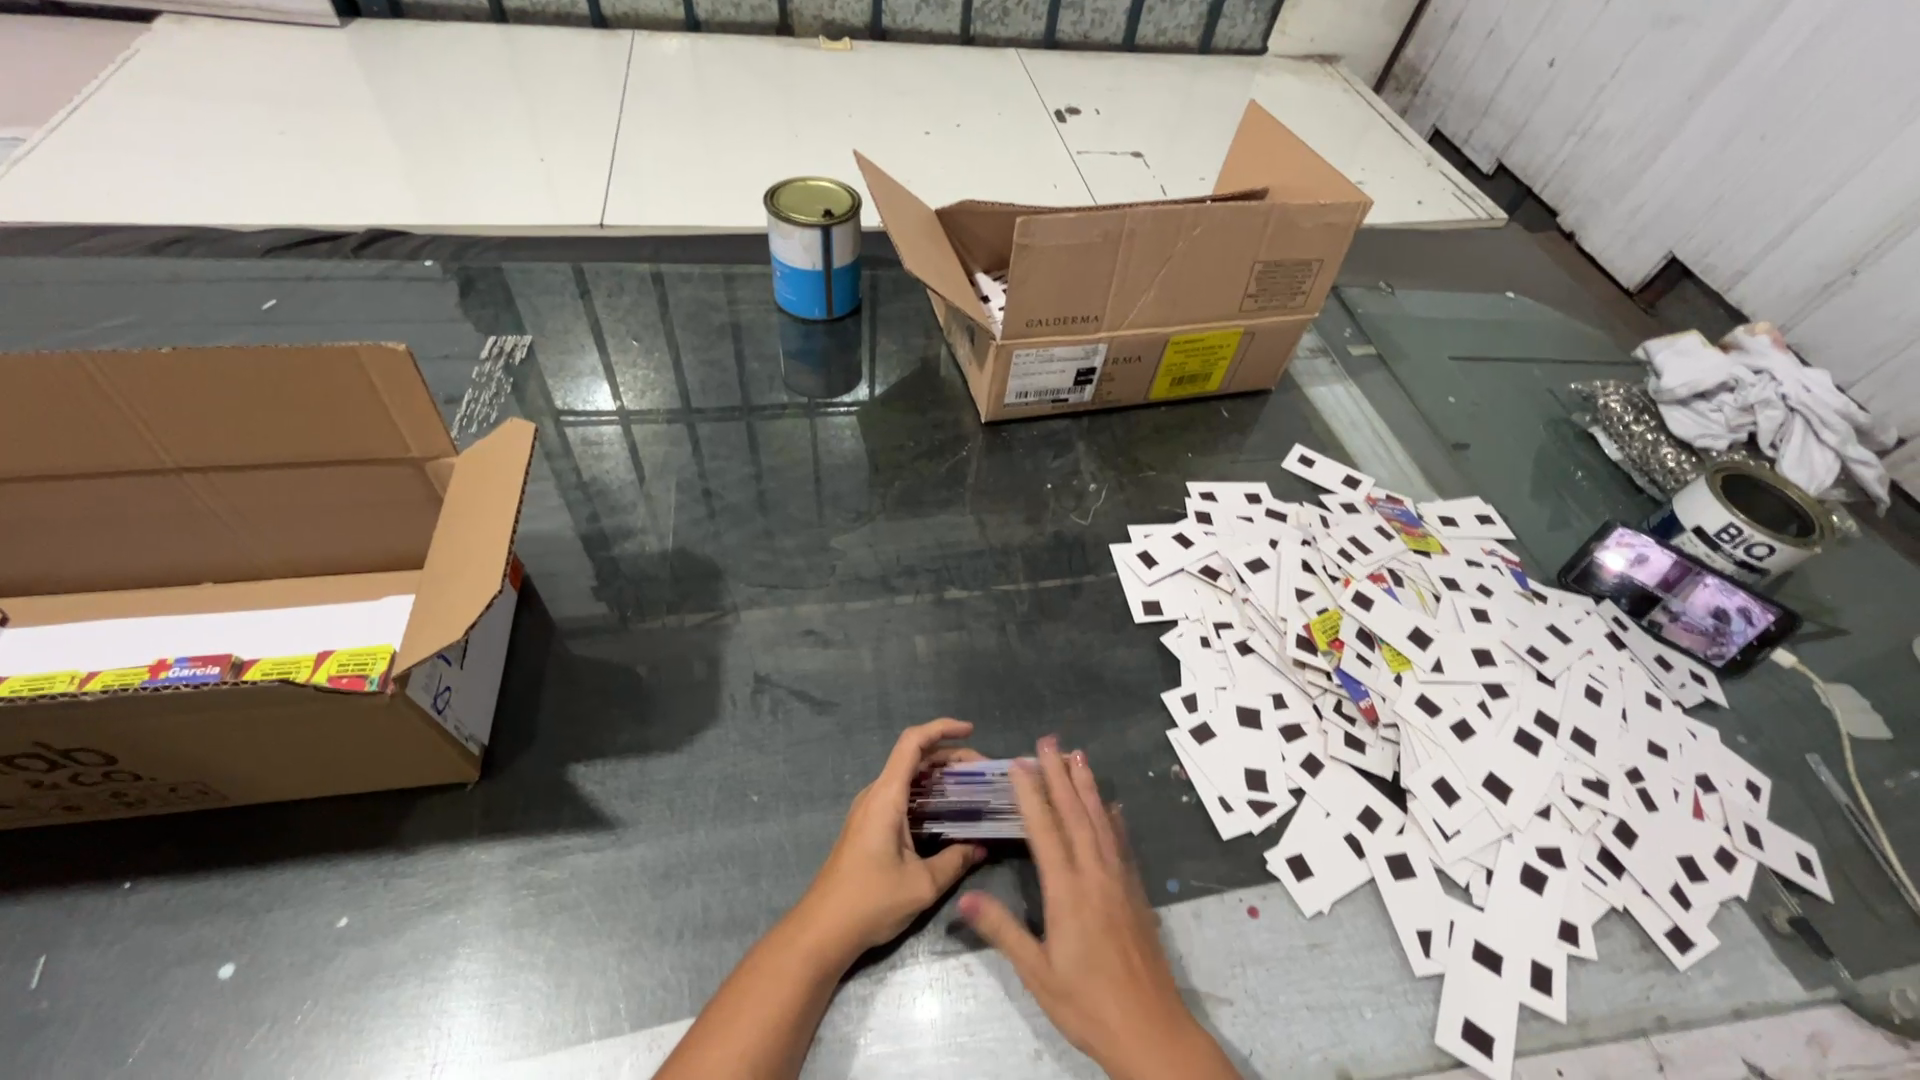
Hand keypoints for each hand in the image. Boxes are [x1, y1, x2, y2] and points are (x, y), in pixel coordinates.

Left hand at [796, 718, 987, 957]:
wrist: (822, 930)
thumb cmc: (869, 902)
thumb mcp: (922, 884)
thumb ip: (955, 860)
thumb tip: (980, 847)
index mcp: (886, 796)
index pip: (912, 743)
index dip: (941, 728)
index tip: (971, 731)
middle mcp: (876, 795)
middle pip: (914, 758)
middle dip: (950, 758)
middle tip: (984, 774)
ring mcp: (869, 811)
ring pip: (908, 778)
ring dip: (939, 777)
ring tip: (972, 791)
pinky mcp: (868, 827)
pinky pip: (901, 797)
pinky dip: (927, 795)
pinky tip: (947, 814)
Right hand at [958, 738, 1238, 1079]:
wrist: (1150, 1029)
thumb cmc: (1087, 1003)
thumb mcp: (1037, 972)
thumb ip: (1003, 931)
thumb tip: (965, 899)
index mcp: (1068, 891)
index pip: (1045, 830)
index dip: (1031, 794)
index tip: (1019, 763)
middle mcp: (1096, 875)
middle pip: (1076, 814)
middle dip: (1059, 774)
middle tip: (1048, 741)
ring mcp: (1120, 882)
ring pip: (1101, 822)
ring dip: (1088, 787)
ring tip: (1078, 756)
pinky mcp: (1136, 893)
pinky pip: (1122, 844)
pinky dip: (1114, 819)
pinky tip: (1112, 807)